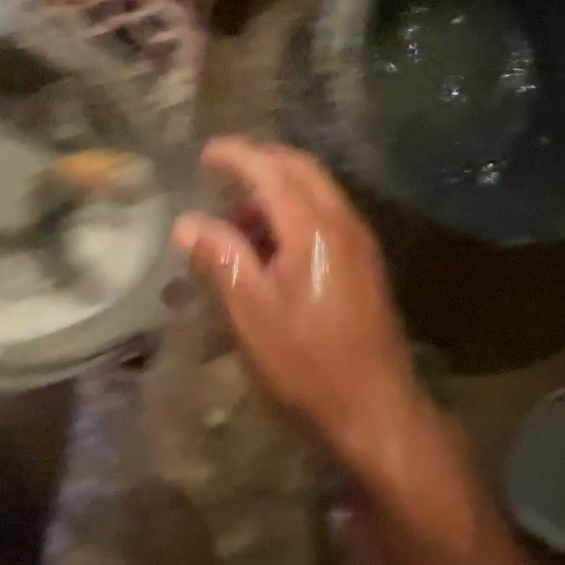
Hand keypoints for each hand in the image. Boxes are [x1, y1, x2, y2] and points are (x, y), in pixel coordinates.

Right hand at [173, 137, 427, 465]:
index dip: (236, 155)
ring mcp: (359, 243)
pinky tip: (271, 247)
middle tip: (222, 171)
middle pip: (301, 169)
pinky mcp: (365, 264)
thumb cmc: (307, 363)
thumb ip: (221, 258)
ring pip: (316, 191)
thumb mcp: (251, 313)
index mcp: (313, 229)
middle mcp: (342, 223)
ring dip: (277, 189)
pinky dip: (294, 211)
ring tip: (237, 222)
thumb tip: (187, 221)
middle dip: (261, 161)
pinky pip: (326, 214)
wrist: (377, 412)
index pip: (270, 170)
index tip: (205, 152)